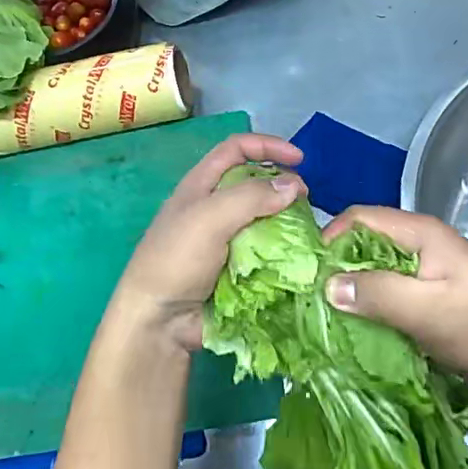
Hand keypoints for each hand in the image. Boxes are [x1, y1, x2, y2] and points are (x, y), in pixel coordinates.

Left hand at [110, 133, 303, 351]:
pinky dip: (283, 252)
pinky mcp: (235, 269)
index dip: (266, 146)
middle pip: (254, 183)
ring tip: (307, 231)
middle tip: (306, 201)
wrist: (159, 322)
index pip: (235, 149)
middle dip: (281, 186)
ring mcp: (225, 240)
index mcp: (200, 185)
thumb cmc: (176, 260)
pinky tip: (299, 258)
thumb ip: (250, 197)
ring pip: (264, 219)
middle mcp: (213, 207)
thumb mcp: (209, 218)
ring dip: (286, 221)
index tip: (299, 159)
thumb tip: (294, 185)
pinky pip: (265, 252)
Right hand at [321, 206, 467, 383]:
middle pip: (364, 237)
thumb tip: (327, 284)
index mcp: (420, 231)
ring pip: (376, 261)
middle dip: (338, 262)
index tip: (312, 274)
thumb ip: (378, 294)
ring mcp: (428, 260)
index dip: (330, 240)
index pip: (358, 217)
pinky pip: (390, 280)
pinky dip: (373, 295)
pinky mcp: (433, 284)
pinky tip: (365, 318)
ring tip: (336, 310)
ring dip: (355, 282)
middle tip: (318, 295)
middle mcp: (421, 238)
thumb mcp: (428, 313)